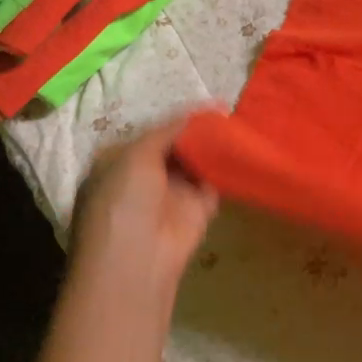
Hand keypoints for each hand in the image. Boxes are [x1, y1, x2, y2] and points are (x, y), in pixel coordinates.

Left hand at [68, 117, 218, 331]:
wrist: (138, 257)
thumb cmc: (123, 200)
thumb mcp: (136, 155)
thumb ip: (167, 130)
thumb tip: (199, 110)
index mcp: (118, 161)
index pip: (152, 133)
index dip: (176, 119)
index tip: (205, 104)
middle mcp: (144, 176)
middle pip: (176, 146)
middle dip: (197, 131)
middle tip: (227, 111)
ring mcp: (172, 193)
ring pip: (196, 161)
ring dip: (213, 147)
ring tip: (238, 123)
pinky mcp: (198, 209)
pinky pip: (214, 181)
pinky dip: (227, 167)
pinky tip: (243, 147)